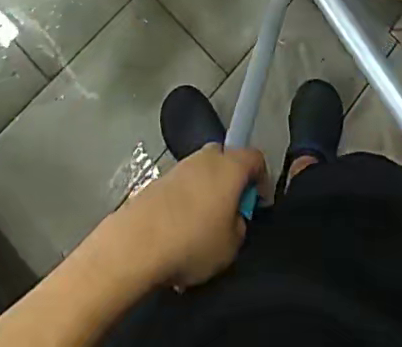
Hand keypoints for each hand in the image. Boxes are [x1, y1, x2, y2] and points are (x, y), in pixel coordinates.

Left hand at [103, 145, 266, 288]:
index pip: (255, 157)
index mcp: (230, 166)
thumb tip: (232, 217)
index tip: (258, 202)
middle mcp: (204, 157)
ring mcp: (179, 166)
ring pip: (202, 173)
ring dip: (207, 192)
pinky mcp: (159, 179)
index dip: (262, 178)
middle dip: (232, 181)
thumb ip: (239, 224)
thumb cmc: (193, 241)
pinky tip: (182, 232)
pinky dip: (187, 201)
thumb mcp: (232, 244)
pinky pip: (182, 186)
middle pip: (226, 159)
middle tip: (232, 213)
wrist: (139, 240)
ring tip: (204, 228)